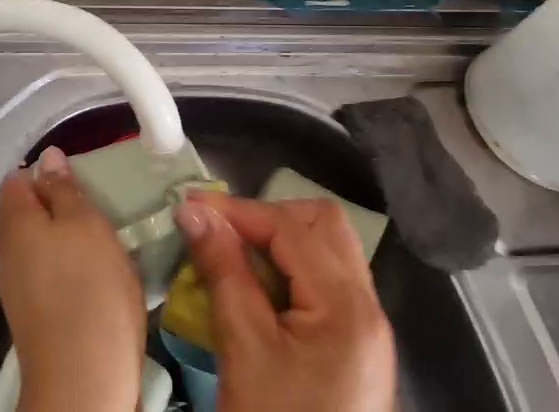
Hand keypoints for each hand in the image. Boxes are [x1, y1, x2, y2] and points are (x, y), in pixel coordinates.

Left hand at [0, 146, 144, 411]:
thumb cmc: (89, 288)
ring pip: (41, 244)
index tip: (82, 180)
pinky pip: (49, 274)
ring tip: (105, 243)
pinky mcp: (34, 313)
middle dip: (61, 207)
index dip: (47, 172)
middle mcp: (5, 250)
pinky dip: (70, 270)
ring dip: (69, 240)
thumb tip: (48, 157)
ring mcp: (16, 285)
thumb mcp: (85, 224)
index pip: (18, 178)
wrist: (82, 379)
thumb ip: (64, 188)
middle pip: (28, 212)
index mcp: (13, 220)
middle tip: (100, 210)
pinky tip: (96, 279)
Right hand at [175, 193, 395, 411]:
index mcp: (347, 308)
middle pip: (323, 226)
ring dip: (278, 241)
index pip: (292, 228)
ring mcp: (367, 329)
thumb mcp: (243, 349)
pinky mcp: (356, 347)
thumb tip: (193, 211)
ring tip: (231, 257)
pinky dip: (290, 270)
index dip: (238, 212)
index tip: (189, 210)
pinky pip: (326, 282)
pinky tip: (254, 289)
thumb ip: (223, 271)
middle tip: (219, 233)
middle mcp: (369, 309)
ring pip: (327, 250)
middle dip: (267, 217)